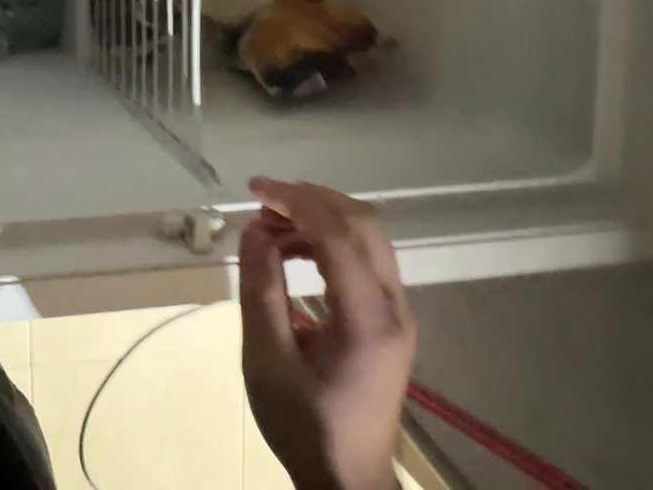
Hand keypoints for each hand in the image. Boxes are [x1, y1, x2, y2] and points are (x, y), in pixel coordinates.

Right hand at [239, 178, 415, 489]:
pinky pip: (365, 257)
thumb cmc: (302, 421)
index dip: (296, 202)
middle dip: (310, 199)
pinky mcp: (390, 318)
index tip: (255, 191)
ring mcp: (398, 312)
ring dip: (319, 216)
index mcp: (366, 319)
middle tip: (262, 198)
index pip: (338, 236)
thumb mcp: (266, 358)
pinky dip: (328, 238)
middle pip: (363, 224)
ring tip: (270, 224)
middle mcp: (394, 307)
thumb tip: (256, 231)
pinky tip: (292, 249)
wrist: (346, 477)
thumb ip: (261, 289)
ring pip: (367, 235)